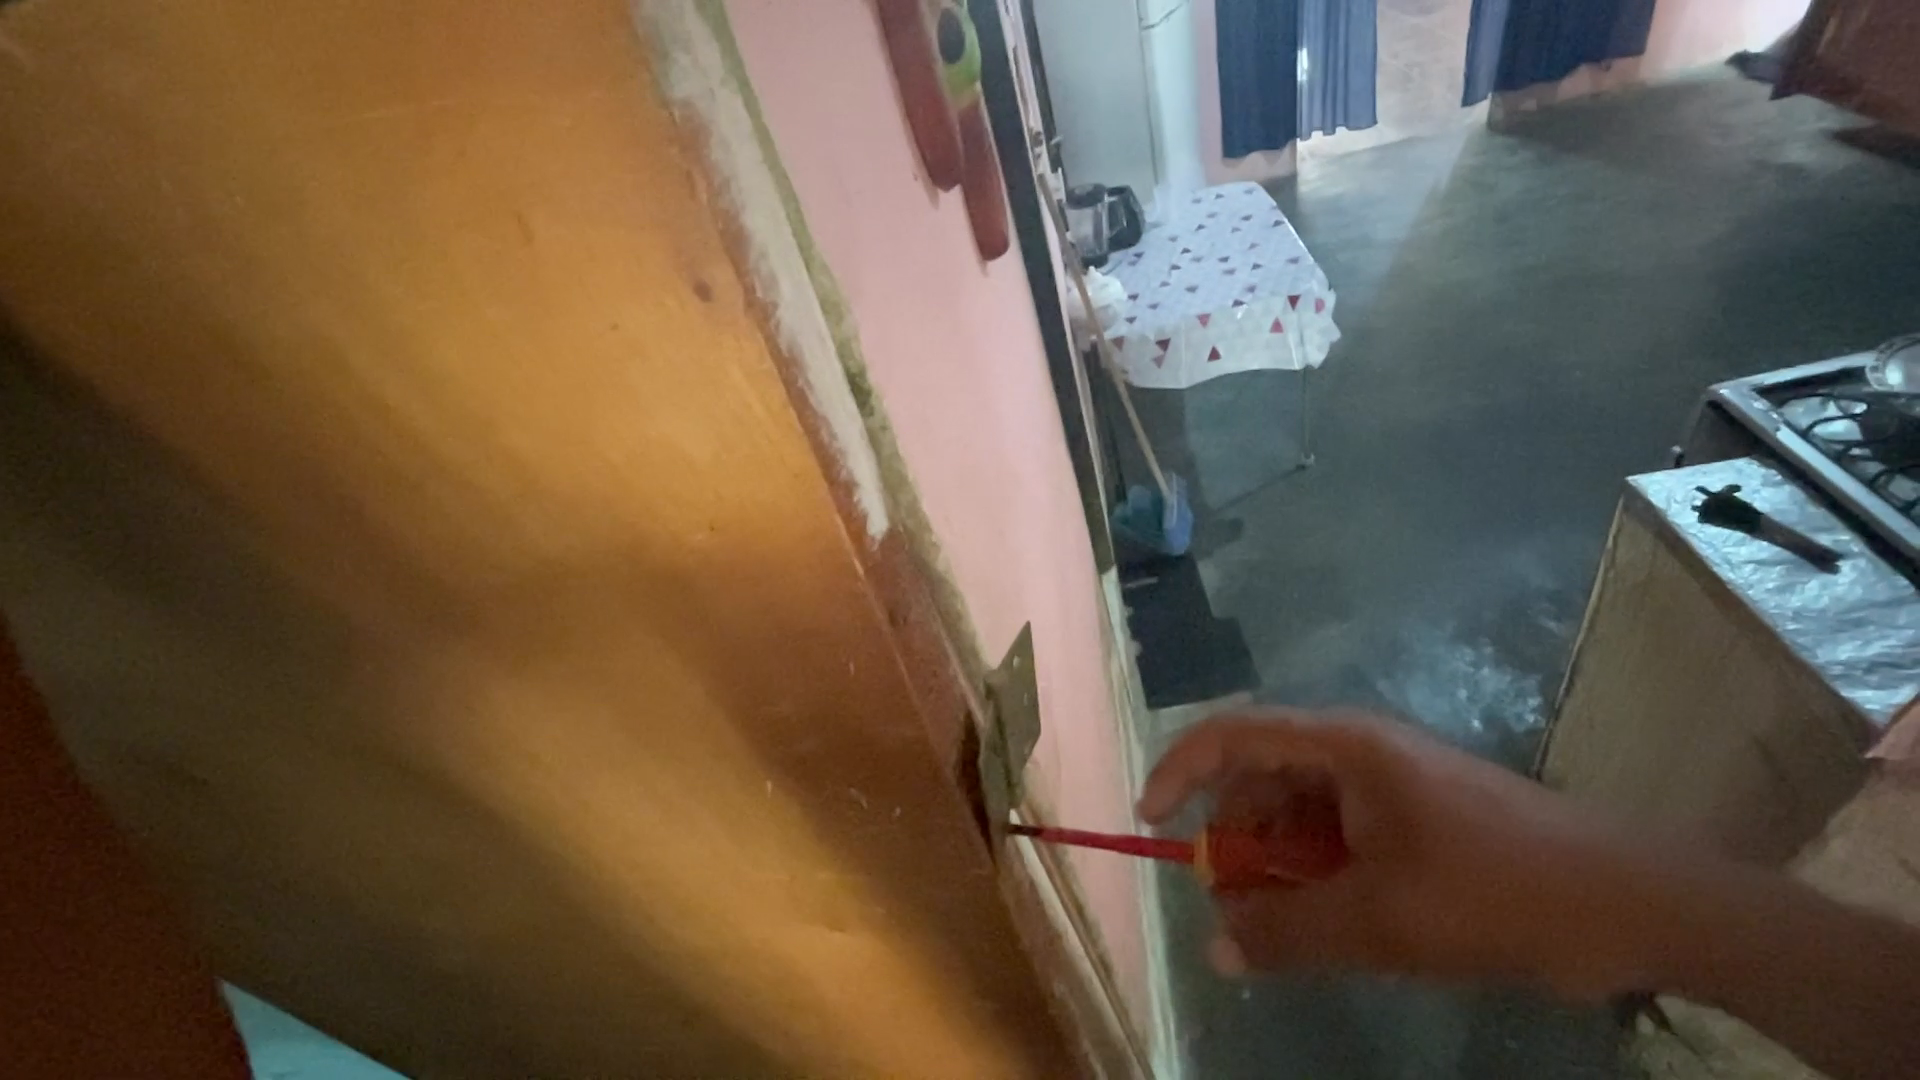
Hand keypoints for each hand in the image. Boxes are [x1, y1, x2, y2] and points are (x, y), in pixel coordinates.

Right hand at [1139, 708, 1660, 1000]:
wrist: (1638, 905)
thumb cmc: (1501, 891)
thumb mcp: (1384, 921)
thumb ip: (1289, 934)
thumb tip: (1213, 945)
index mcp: (1340, 747)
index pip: (1230, 734)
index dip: (1179, 770)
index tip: (1152, 821)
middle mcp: (1352, 752)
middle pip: (1258, 778)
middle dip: (1234, 839)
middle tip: (1232, 904)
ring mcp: (1383, 783)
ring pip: (1295, 812)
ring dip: (1274, 864)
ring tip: (1282, 925)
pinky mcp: (1409, 816)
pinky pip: (1334, 835)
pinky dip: (1314, 874)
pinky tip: (1330, 920)